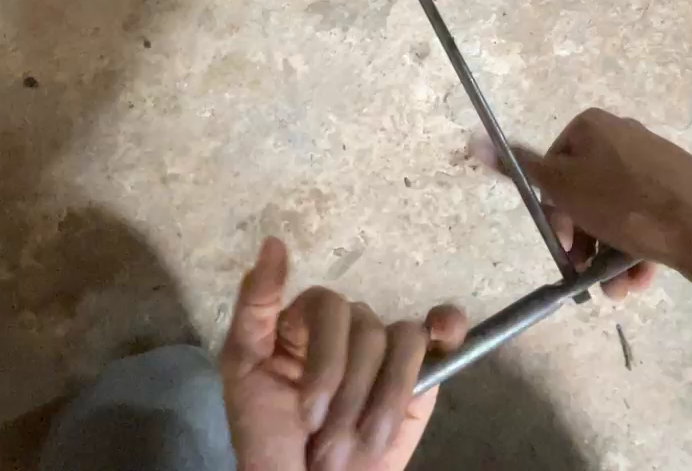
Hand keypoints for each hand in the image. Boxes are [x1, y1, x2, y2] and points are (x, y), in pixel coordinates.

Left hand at [220, 238, 467, 470]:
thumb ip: (255, 305)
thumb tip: (274, 242)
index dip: (326, 361)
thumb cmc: (268, 439)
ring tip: (357, 449)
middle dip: (348, 397)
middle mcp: (345, 327)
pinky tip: (447, 329)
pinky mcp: (419, 377)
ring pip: (398, 342)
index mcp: (305, 319)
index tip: (308, 415)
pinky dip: (446, 326)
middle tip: (327, 449)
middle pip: (364, 327)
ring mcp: (383, 350)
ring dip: (380, 405)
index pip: (328, 305)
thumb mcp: (244, 368)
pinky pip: (435, 336)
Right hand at [514, 108, 691, 290]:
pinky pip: (647, 217)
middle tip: (581, 271)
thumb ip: (521, 167)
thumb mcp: (562, 188)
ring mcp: (657, 161)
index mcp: (592, 126)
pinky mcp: (683, 188)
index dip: (552, 208)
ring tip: (615, 289)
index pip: (554, 164)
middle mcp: (623, 134)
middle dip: (582, 237)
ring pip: (617, 210)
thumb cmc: (626, 205)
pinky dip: (636, 249)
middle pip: (586, 189)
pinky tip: (638, 281)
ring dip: (607, 252)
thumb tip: (473, 140)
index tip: (560, 242)